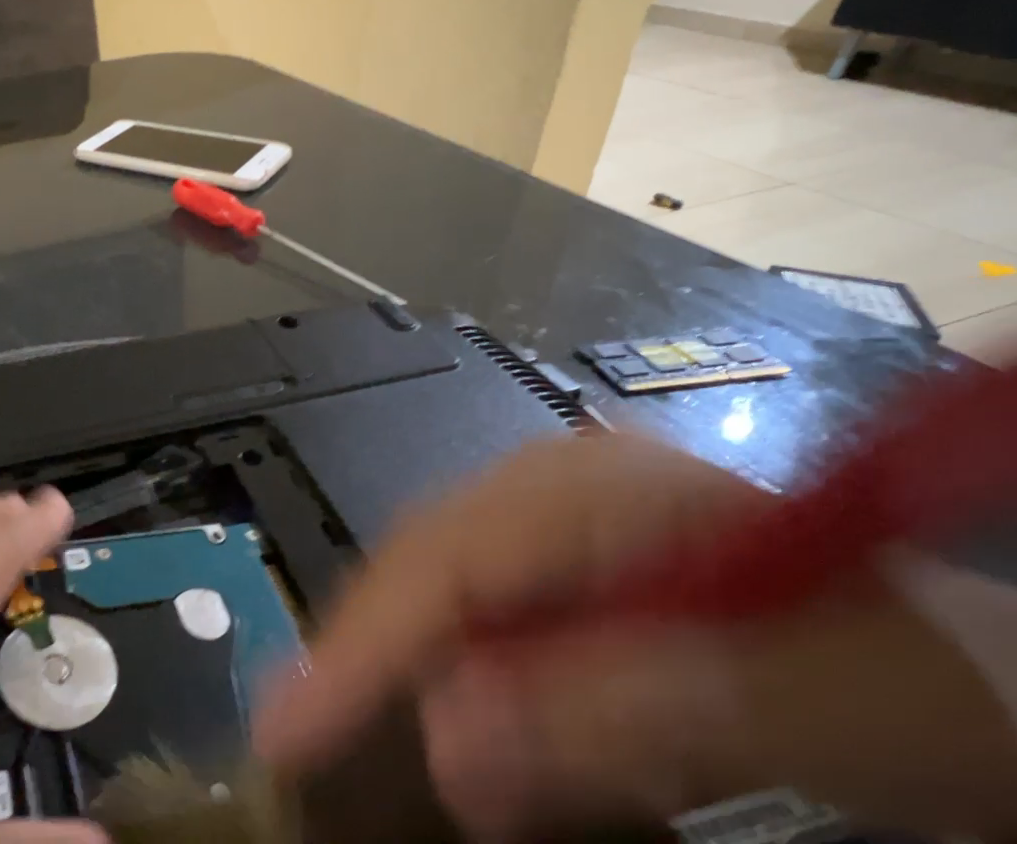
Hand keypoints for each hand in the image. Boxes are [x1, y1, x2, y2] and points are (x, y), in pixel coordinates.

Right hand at [254, 436, 1016, 839]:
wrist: (980, 655)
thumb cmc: (915, 666)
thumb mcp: (799, 698)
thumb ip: (630, 707)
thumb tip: (452, 739)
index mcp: (603, 489)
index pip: (442, 560)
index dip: (358, 646)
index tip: (286, 727)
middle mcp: (561, 489)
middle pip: (421, 566)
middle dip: (369, 660)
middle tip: (312, 745)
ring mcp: (563, 524)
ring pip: (441, 591)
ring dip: (407, 675)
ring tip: (370, 742)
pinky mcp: (574, 569)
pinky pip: (480, 616)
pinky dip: (455, 678)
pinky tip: (461, 732)